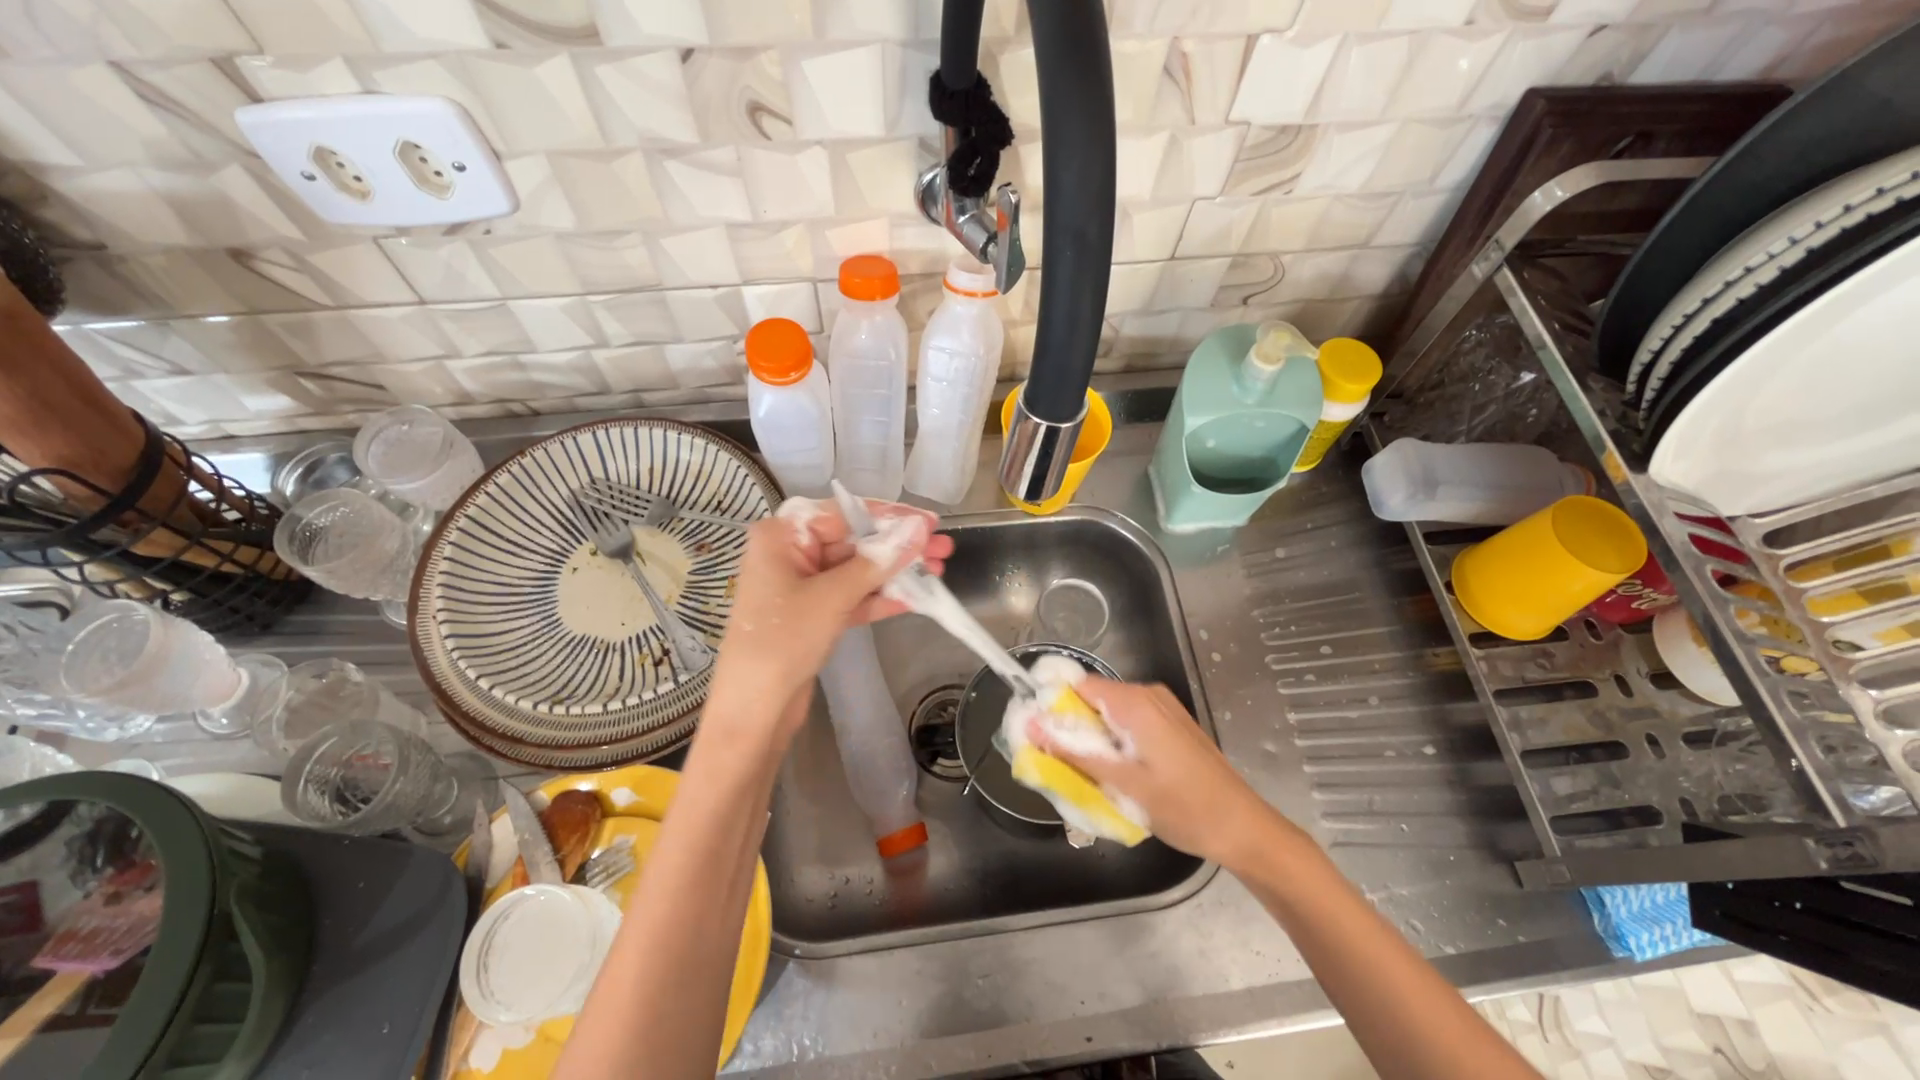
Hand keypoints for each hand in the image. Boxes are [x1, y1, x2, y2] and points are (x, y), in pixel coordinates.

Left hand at [709, 498, 954, 736]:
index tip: (929, 522)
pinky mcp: (813, 616)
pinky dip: (880, 598)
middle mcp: (789, 554)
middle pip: (853, 541)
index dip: (889, 516)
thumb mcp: (833, 596)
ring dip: (896, 573)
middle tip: (943, 548)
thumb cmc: (784, 640)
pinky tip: (916, 598)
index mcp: (781, 536)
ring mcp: (802, 587)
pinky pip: (852, 597)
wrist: (755, 707)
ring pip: (857, 571)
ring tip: (939, 571)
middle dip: (898, 547)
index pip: (842, 513)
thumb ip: (876, 562)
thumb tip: (917, 531)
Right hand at [1028, 677, 1289, 866]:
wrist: (1243, 828)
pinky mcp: (1173, 728)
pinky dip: (1116, 746)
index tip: (1037, 736)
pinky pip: (1131, 726)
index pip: (1078, 686)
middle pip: (1094, 700)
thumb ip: (1075, 752)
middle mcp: (1150, 697)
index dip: (1054, 707)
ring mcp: (1165, 712)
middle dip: (1073, 729)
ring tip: (1088, 778)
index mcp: (1137, 703)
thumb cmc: (1184, 807)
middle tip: (1060, 766)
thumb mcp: (1123, 783)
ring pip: (1112, 716)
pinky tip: (1117, 778)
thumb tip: (1032, 725)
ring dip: (1095, 742)